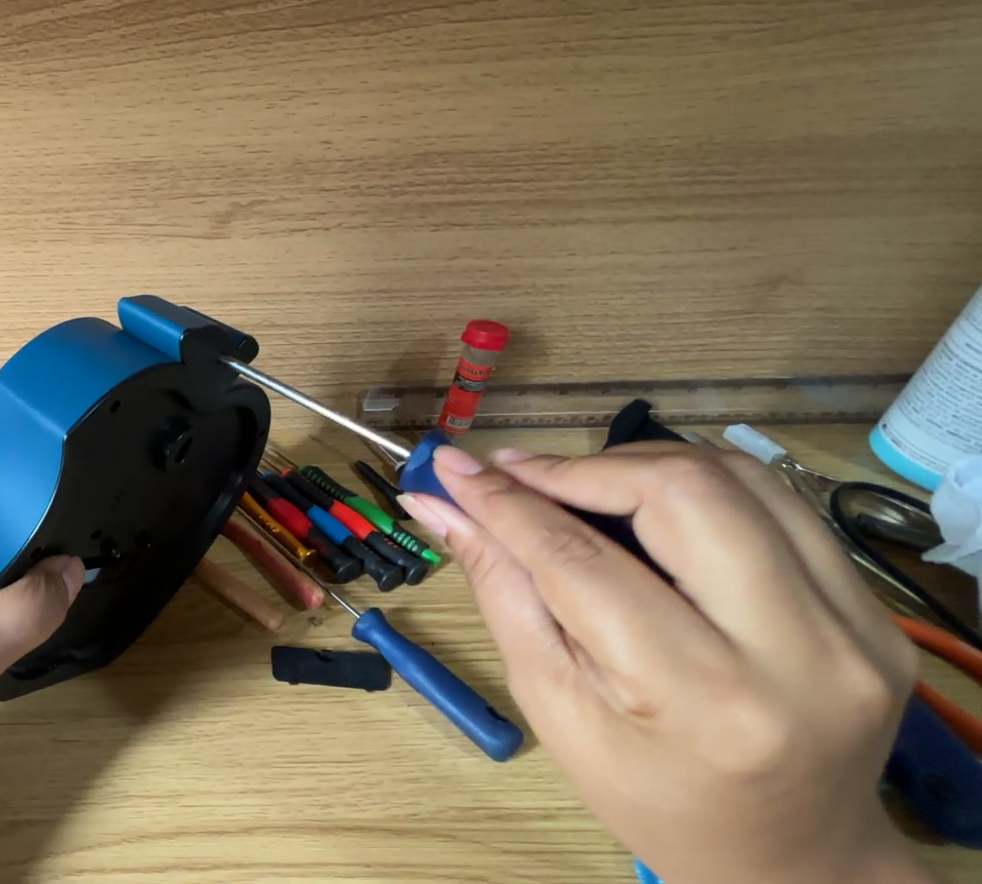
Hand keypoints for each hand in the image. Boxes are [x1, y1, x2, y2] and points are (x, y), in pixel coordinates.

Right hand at [400, 442, 928, 883]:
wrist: (788, 853)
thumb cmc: (643, 786)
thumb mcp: (548, 696)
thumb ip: (498, 584)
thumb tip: (436, 502)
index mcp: (698, 696)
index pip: (579, 559)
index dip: (504, 502)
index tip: (450, 465)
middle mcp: (799, 652)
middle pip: (682, 492)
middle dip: (580, 467)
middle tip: (517, 474)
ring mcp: (854, 625)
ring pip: (734, 477)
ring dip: (633, 464)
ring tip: (574, 486)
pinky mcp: (873, 606)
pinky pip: (773, 500)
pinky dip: (689, 483)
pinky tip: (640, 503)